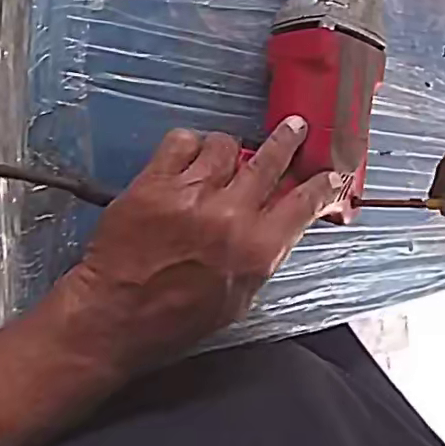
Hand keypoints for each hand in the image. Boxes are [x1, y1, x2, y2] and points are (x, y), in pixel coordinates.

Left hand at [43, 117, 338, 374]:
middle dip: (288, 139)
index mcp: (256, 249)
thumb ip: (265, 252)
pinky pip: (183, 141)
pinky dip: (189, 147)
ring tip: (220, 163)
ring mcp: (191, 194)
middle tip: (295, 127)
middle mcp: (229, 215)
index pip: (305, 202)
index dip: (324, 185)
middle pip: (271, 159)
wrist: (113, 317)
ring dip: (228, 152)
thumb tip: (282, 219)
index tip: (331, 175)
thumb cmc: (176, 318)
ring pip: (226, 144)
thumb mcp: (240, 296)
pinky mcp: (155, 182)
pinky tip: (187, 160)